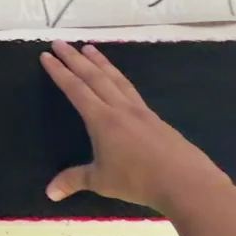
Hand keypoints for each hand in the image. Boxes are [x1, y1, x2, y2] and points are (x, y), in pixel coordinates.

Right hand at [39, 41, 232, 213]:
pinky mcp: (155, 119)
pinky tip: (118, 79)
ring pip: (116, 80)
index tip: (47, 55)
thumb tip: (49, 193)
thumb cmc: (139, 180)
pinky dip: (119, 78)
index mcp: (102, 120)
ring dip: (101, 63)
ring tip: (90, 48)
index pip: (76, 90)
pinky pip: (131, 90)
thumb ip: (74, 180)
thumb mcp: (101, 181)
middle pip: (95, 77)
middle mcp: (121, 109)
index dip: (59, 72)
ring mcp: (141, 112)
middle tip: (61, 42)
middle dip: (75, 59)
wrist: (188, 183)